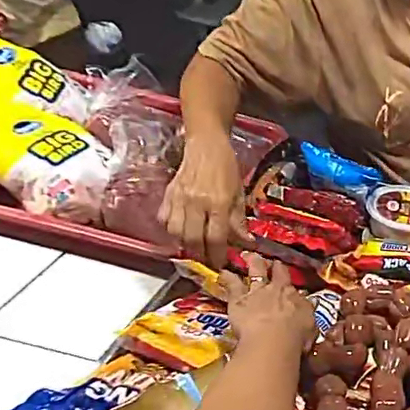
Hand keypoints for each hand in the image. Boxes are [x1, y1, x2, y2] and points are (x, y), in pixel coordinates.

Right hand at [160, 132, 245, 265]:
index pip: (215, 238)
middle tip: (206, 261)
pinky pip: (164, 219)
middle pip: (193, 239)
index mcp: (218, 203)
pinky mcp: (168, 194)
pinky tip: (180, 232)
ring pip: (176, 232)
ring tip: (194, 248)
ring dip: (184, 245)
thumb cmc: (226, 168)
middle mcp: (196, 203)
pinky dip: (170, 230)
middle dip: (200, 255)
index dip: (217, 255)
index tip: (220, 264)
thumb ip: (239, 220)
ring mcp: (179, 198)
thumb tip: (246, 242)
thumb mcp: (239, 194)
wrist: (206, 144)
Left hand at [218, 254, 314, 360]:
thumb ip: (306, 313)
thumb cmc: (295, 338)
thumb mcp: (310, 326)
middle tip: (269, 261)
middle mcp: (276, 289)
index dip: (286, 277)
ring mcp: (256, 292)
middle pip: (276, 272)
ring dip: (252, 262)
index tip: (284, 275)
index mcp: (293, 296)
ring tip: (248, 256)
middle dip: (273, 265)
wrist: (273, 340)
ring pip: (255, 271)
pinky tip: (223, 273)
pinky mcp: (238, 299)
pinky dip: (228, 277)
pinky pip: (232, 284)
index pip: (291, 283)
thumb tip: (307, 306)